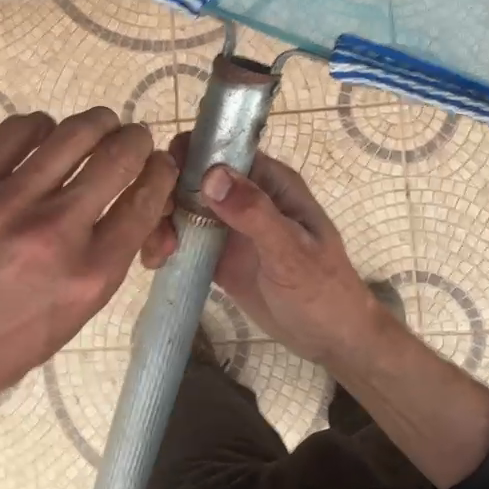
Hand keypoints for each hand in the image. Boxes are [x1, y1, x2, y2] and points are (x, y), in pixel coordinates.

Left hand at [0, 108, 177, 488]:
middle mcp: (57, 231)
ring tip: (96, 128)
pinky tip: (40, 142)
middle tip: (131, 141)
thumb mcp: (70, 319)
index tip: (157, 167)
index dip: (161, 174)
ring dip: (99, 123)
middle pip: (121, 154)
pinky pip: (21, 128)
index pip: (148, 199)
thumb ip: (106, 261)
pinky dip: (42, 128)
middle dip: (137, 141)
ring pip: (76, 130)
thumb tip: (134, 210)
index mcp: (91, 274)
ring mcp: (8, 200)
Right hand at [140, 135, 382, 365]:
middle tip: (158, 227)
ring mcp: (228, 227)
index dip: (188, 155)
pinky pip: (183, 240)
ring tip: (158, 253)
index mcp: (269, 182)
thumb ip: (254, 214)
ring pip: (181, 209)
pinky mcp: (216, 256)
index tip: (161, 178)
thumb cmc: (322, 290)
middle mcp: (245, 197)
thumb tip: (211, 176)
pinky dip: (164, 245)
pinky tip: (158, 262)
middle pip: (191, 178)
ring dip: (161, 223)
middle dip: (167, 195)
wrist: (329, 338)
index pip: (222, 150)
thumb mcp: (290, 251)